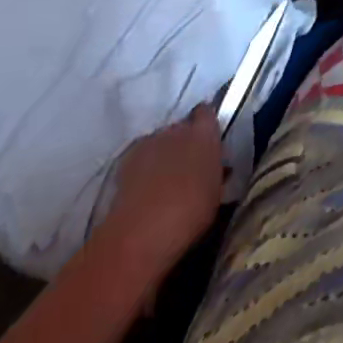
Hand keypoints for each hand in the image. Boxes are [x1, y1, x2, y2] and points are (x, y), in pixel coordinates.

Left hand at [99, 104, 224, 271]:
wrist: (144, 229)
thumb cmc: (191, 213)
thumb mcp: (216, 192)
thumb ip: (214, 170)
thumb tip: (213, 166)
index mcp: (203, 134)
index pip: (206, 113)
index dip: (206, 125)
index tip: (209, 143)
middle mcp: (176, 128)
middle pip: (182, 127)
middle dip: (185, 143)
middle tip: (189, 170)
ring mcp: (149, 141)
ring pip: (161, 141)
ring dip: (164, 154)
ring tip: (165, 183)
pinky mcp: (127, 157)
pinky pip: (142, 156)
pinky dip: (145, 167)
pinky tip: (146, 190)